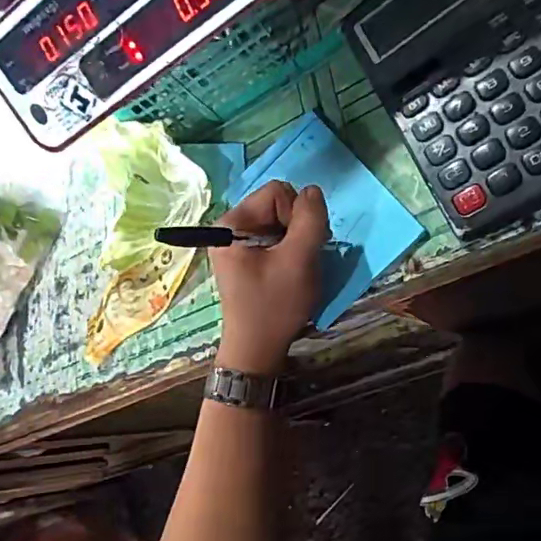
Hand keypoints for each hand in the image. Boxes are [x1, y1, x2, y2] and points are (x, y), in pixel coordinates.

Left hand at [211, 181, 329, 374]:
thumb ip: (309, 219)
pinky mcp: (244, 258)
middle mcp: (228, 227)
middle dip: (297, 226)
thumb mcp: (299, 260)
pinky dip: (289, 251)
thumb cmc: (275, 306)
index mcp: (231, 222)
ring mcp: (235, 243)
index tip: (298, 246)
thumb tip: (312, 190)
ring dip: (296, 240)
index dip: (297, 213)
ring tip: (297, 268)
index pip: (277, 191)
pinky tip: (290, 273)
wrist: (256, 351)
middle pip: (277, 204)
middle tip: (303, 258)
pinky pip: (274, 238)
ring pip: (279, 221)